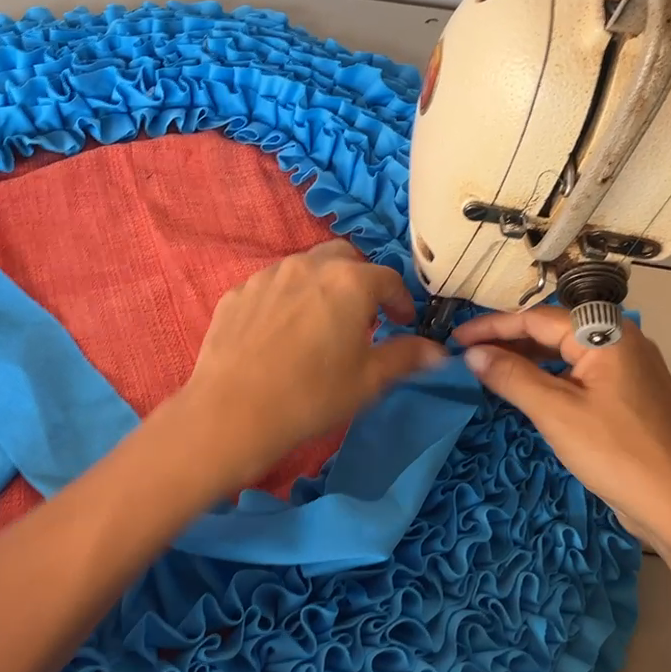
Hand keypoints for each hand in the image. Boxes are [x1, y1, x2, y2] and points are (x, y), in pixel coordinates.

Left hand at [179, 240, 445, 483]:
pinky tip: (281, 333)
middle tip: (362, 314)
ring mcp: (267, 276)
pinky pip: (271, 287)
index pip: (387, 278)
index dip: (401, 300)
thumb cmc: (312, 396)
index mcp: (348, 281)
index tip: (403, 320)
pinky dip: (285, 300)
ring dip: (320, 286)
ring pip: (304, 268)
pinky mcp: (236, 293)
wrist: (233, 412)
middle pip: (343, 258)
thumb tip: (437, 350)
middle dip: (359, 280)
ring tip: (320, 322)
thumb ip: (406, 356)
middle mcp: (307, 265)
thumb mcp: (368, 381)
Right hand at [452, 307, 670, 546]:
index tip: (455, 339)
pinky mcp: (629, 397)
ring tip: (486, 371)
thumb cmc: (618, 453)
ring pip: (566, 354)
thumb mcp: (556, 412)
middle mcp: (622, 342)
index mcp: (608, 335)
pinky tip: (524, 391)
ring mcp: (628, 371)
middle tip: (466, 356)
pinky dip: (548, 378)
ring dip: (526, 360)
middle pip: (553, 331)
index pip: (537, 318)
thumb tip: (472, 354)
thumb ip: (511, 376)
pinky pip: (579, 375)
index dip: (492, 327)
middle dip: (507, 341)